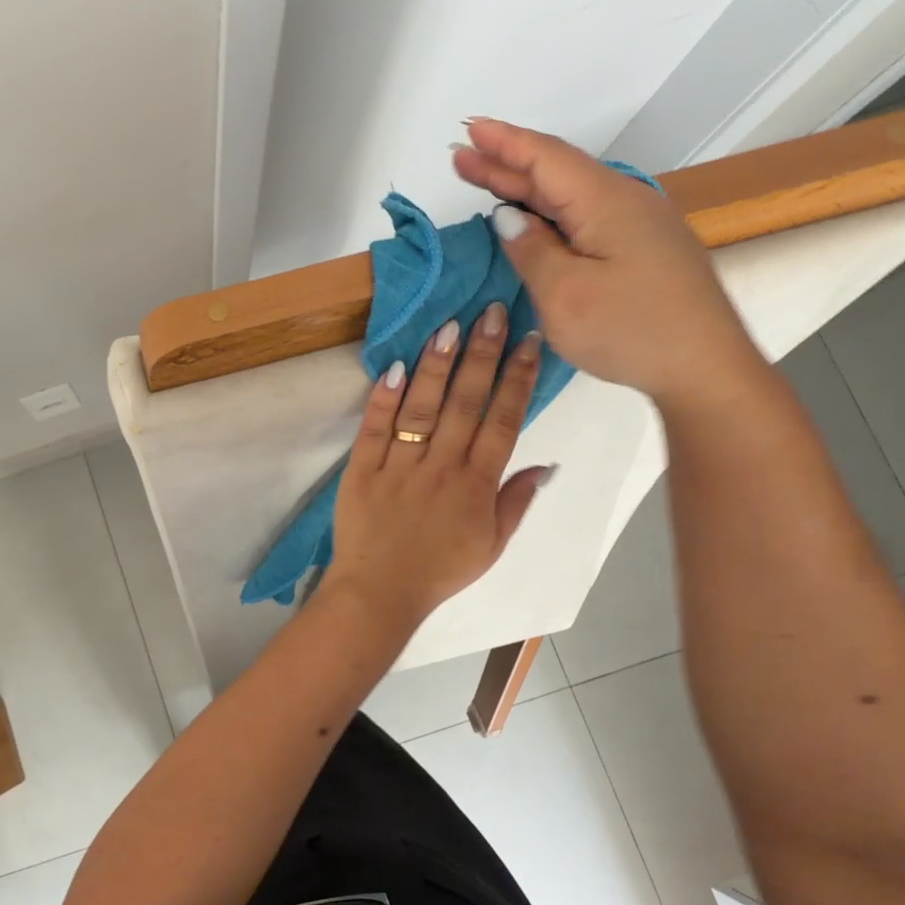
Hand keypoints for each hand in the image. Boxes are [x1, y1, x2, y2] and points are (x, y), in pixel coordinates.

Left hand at [325, 303, 551, 625]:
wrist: (379, 592)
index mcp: (477, 485)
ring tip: (449, 326)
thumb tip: (543, 464)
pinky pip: (374, 429)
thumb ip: (515, 503)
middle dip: (481, 355)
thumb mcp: (491, 546)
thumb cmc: (438, 571)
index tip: (528, 341)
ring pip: (422, 409)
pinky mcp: (361, 470)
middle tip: (491, 312)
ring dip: (436, 366)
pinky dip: (384, 398)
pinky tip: (397, 366)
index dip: (517, 379)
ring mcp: (399, 467)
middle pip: (465, 403)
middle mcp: (441, 468)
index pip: (503, 421)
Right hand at [451, 118, 767, 407]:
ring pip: (572, 195)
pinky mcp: (642, 249)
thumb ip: (531, 250)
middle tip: (462, 156)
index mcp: (605, 203)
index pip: (546, 159)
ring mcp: (638, 225)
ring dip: (526, 188)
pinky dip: (549, 212)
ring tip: (485, 181)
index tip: (468, 129)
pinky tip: (532, 220)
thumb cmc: (631, 330)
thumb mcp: (565, 294)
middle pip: (558, 173)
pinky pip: (585, 217)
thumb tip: (508, 217)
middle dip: (507, 163)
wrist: (704, 367)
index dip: (505, 144)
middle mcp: (625, 202)